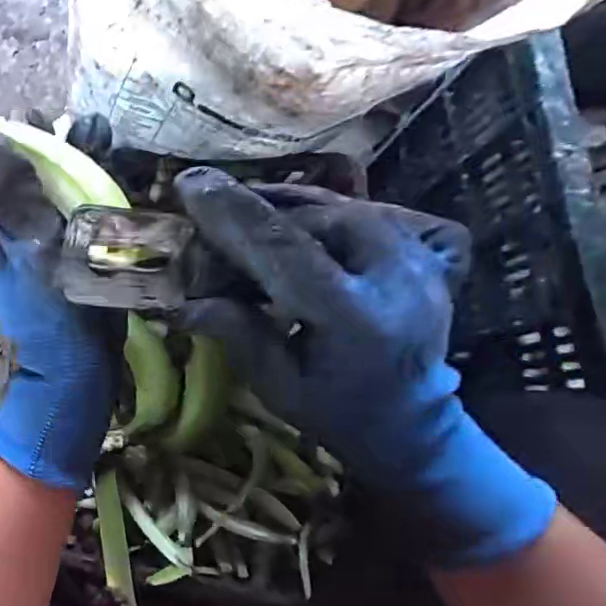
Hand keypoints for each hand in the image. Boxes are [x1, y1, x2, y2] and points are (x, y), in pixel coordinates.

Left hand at [0, 135, 119, 490]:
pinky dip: (85, 176)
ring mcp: (34, 233)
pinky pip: (69, 198)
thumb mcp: (28, 245)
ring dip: (61, 152)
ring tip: (86, 127)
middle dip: (26, 139)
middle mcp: (3, 224)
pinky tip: (106, 158)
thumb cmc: (52, 305)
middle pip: (5, 168)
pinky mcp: (65, 243)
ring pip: (40, 179)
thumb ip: (10, 192)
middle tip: (48, 116)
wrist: (81, 361)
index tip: (0, 115)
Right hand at [174, 169, 556, 564]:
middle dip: (247, 217)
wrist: (414, 421)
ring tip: (238, 219)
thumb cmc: (338, 413)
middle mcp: (397, 274)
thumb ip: (236, 332)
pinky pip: (361, 207)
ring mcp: (419, 255)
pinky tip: (292, 225)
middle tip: (206, 233)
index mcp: (357, 318)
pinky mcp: (426, 247)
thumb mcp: (278, 385)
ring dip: (278, 207)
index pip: (285, 248)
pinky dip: (317, 209)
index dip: (233, 214)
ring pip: (334, 204)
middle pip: (307, 217)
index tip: (189, 184)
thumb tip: (179, 301)